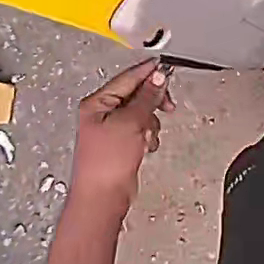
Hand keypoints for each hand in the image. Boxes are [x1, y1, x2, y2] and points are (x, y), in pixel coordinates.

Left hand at [70, 58, 174, 208]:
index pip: (127, 78)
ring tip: (147, 135)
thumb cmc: (106, 163)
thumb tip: (157, 78)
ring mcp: (111, 129)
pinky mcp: (121, 143)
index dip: (147, 72)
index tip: (164, 67)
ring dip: (150, 123)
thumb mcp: (130, 123)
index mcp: (97, 103)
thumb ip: (146, 98)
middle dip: (152, 102)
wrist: (103, 196)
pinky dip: (148, 135)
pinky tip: (145, 146)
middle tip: (166, 104)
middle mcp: (102, 113)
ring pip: (141, 113)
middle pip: (135, 95)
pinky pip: (141, 129)